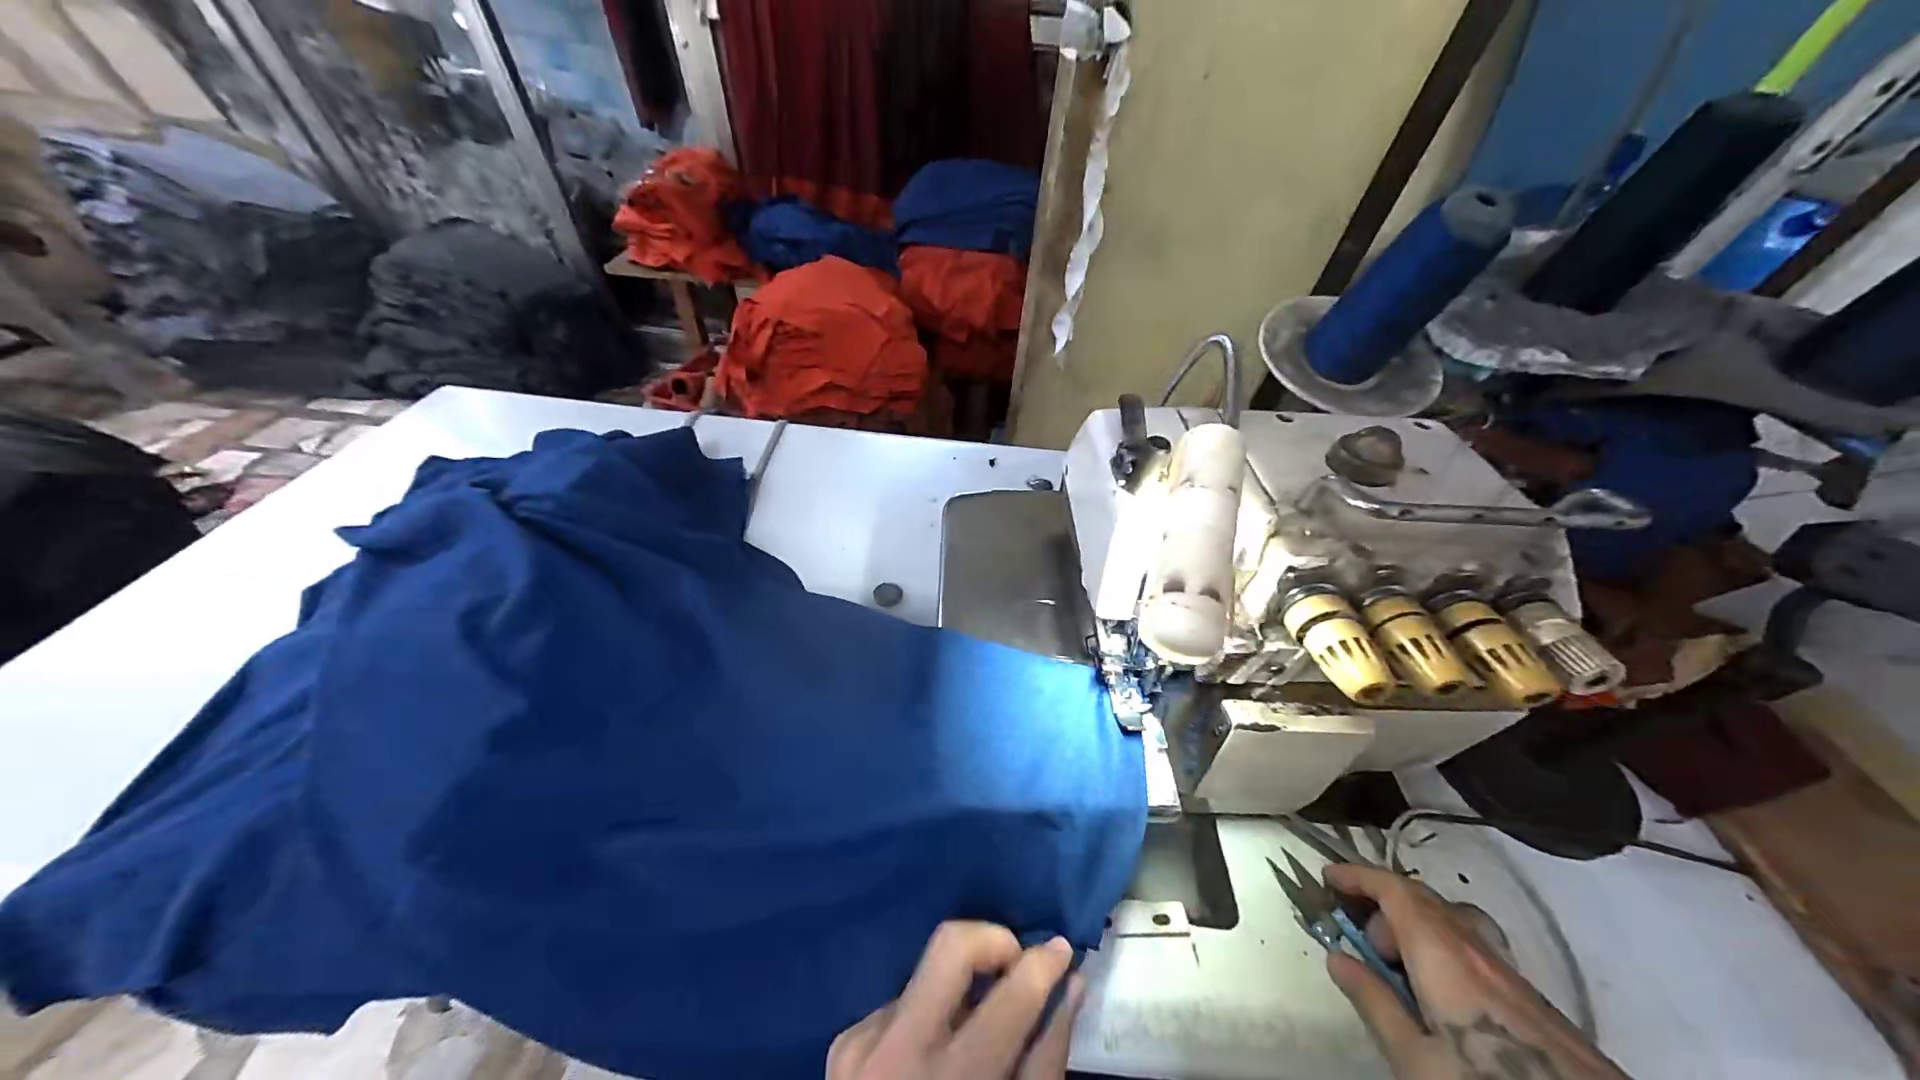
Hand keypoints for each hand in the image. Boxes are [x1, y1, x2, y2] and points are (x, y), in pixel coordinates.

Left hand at [827, 921, 1086, 1079]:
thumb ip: (1046, 1058)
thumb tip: (1069, 985)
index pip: (1009, 997)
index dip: (1043, 963)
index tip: (1061, 948)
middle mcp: (898, 1050)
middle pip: (950, 944)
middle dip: (993, 939)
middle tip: (1016, 962)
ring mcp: (861, 1043)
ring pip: (924, 975)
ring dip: (957, 992)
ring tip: (969, 1033)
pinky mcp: (841, 1046)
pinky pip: (896, 1008)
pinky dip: (922, 1022)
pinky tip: (926, 1064)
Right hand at [1324, 864, 1630, 1079]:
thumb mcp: (1414, 1058)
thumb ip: (1375, 1003)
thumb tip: (1337, 958)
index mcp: (1444, 954)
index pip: (1396, 891)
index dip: (1358, 876)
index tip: (1328, 878)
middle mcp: (1479, 950)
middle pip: (1425, 899)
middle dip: (1382, 902)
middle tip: (1361, 939)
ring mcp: (1511, 973)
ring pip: (1454, 922)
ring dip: (1415, 924)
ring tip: (1400, 966)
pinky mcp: (1533, 999)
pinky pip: (1475, 948)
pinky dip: (1442, 947)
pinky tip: (1441, 991)